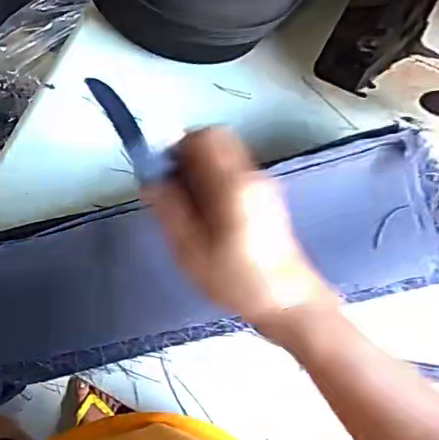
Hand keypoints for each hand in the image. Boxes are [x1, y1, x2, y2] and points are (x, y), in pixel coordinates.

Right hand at [143, 128, 336, 339]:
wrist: (288, 302)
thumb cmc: (236, 280)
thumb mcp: (190, 251)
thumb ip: (169, 210)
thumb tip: (150, 181)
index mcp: (231, 185)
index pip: (203, 137)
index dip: (175, 147)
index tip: (161, 173)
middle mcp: (250, 175)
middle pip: (215, 139)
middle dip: (187, 154)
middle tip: (171, 187)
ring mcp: (262, 184)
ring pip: (224, 154)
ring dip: (200, 168)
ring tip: (187, 205)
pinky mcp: (265, 196)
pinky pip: (232, 171)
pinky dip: (214, 180)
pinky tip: (207, 216)